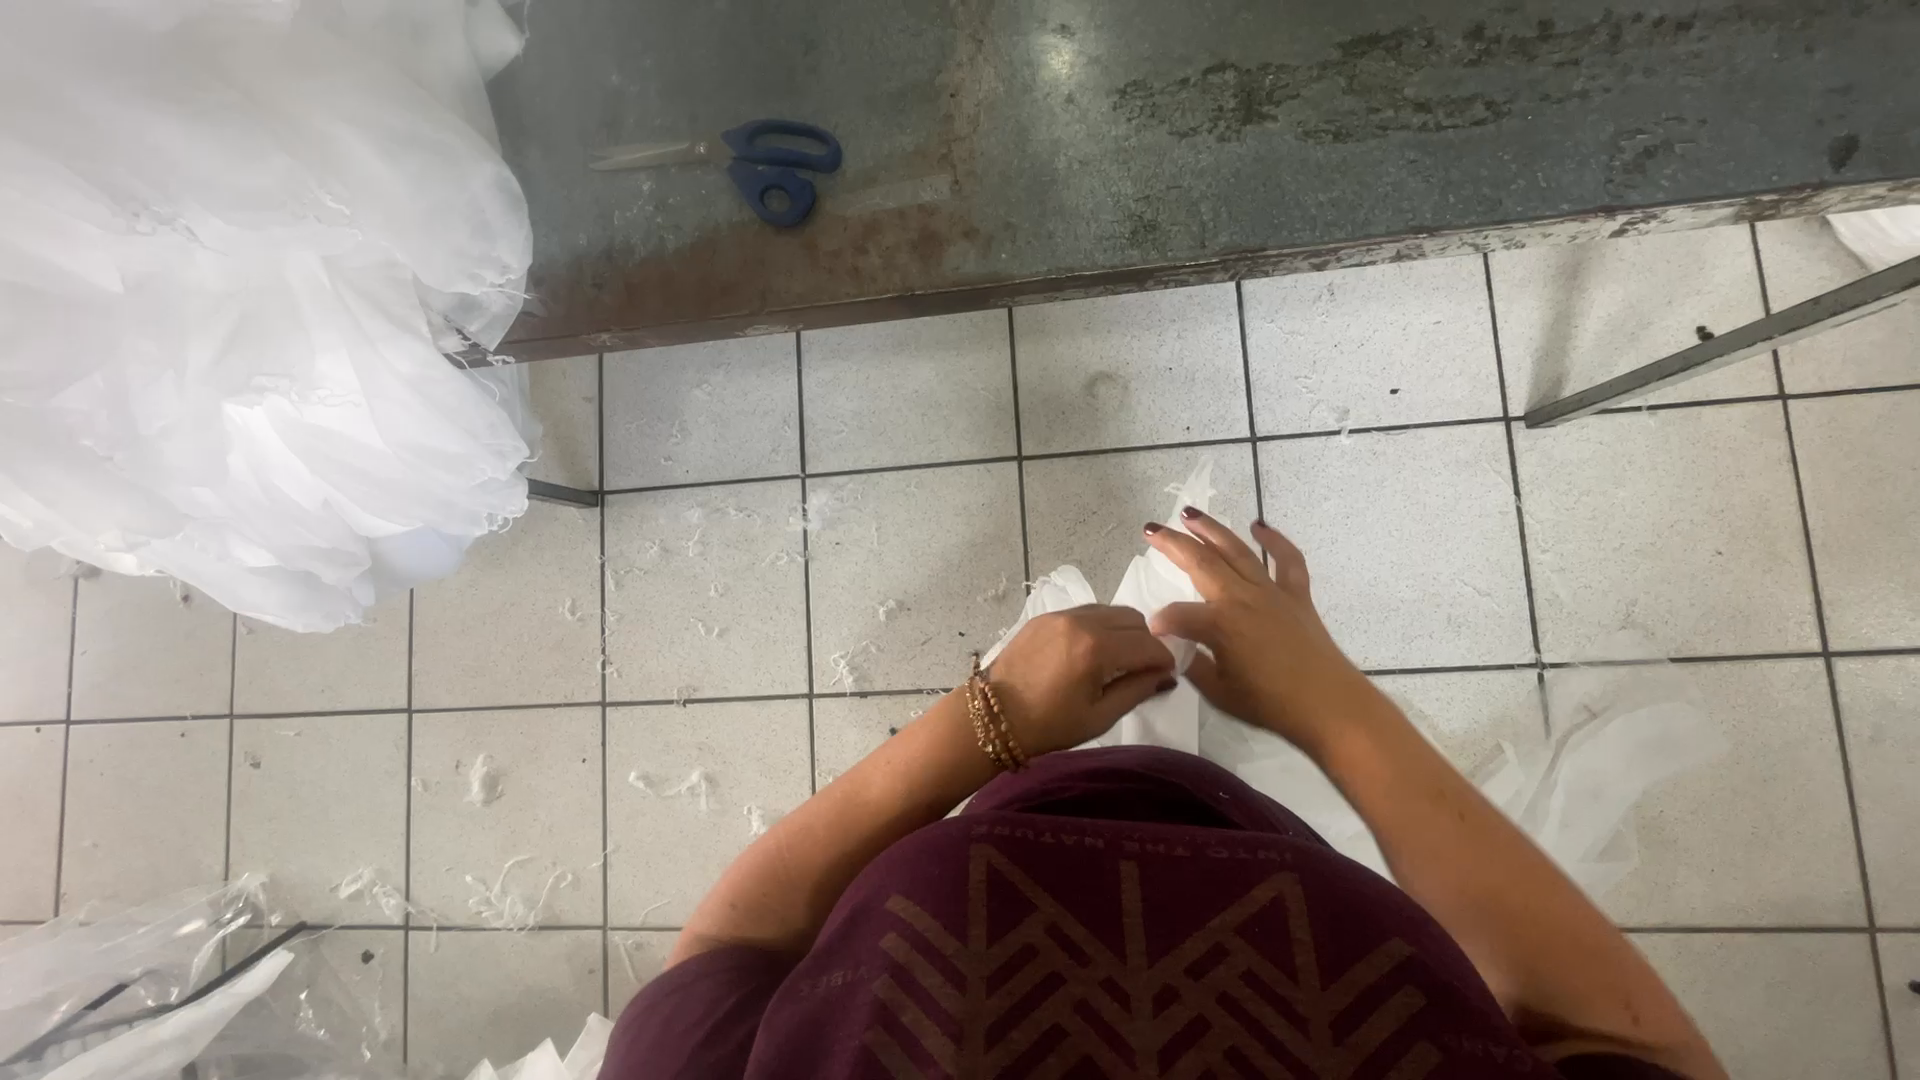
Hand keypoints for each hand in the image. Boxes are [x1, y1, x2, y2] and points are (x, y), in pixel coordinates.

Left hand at [985, 606, 1178, 755]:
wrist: (992, 717)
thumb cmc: (1048, 725)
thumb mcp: (1099, 716)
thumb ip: (1137, 690)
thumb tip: (1165, 675)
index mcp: (1096, 648)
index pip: (1148, 644)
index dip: (1165, 660)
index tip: (1166, 675)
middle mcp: (1081, 622)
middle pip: (1133, 619)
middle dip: (1146, 641)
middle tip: (1143, 668)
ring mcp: (1060, 615)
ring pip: (1110, 611)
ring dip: (1123, 630)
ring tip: (1117, 659)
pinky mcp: (1044, 616)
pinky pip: (1085, 612)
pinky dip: (1099, 626)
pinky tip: (1092, 651)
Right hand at [1142, 510, 1381, 758]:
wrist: (1329, 707)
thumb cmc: (1271, 704)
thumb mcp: (1219, 691)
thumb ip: (1193, 665)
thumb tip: (1176, 649)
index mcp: (1219, 624)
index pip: (1177, 615)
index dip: (1161, 621)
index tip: (1151, 630)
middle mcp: (1242, 598)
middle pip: (1202, 562)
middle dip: (1173, 543)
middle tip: (1150, 529)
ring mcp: (1271, 592)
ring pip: (1237, 552)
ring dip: (1211, 530)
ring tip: (1190, 514)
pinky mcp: (1296, 595)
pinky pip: (1287, 561)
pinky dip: (1275, 540)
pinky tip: (1259, 526)